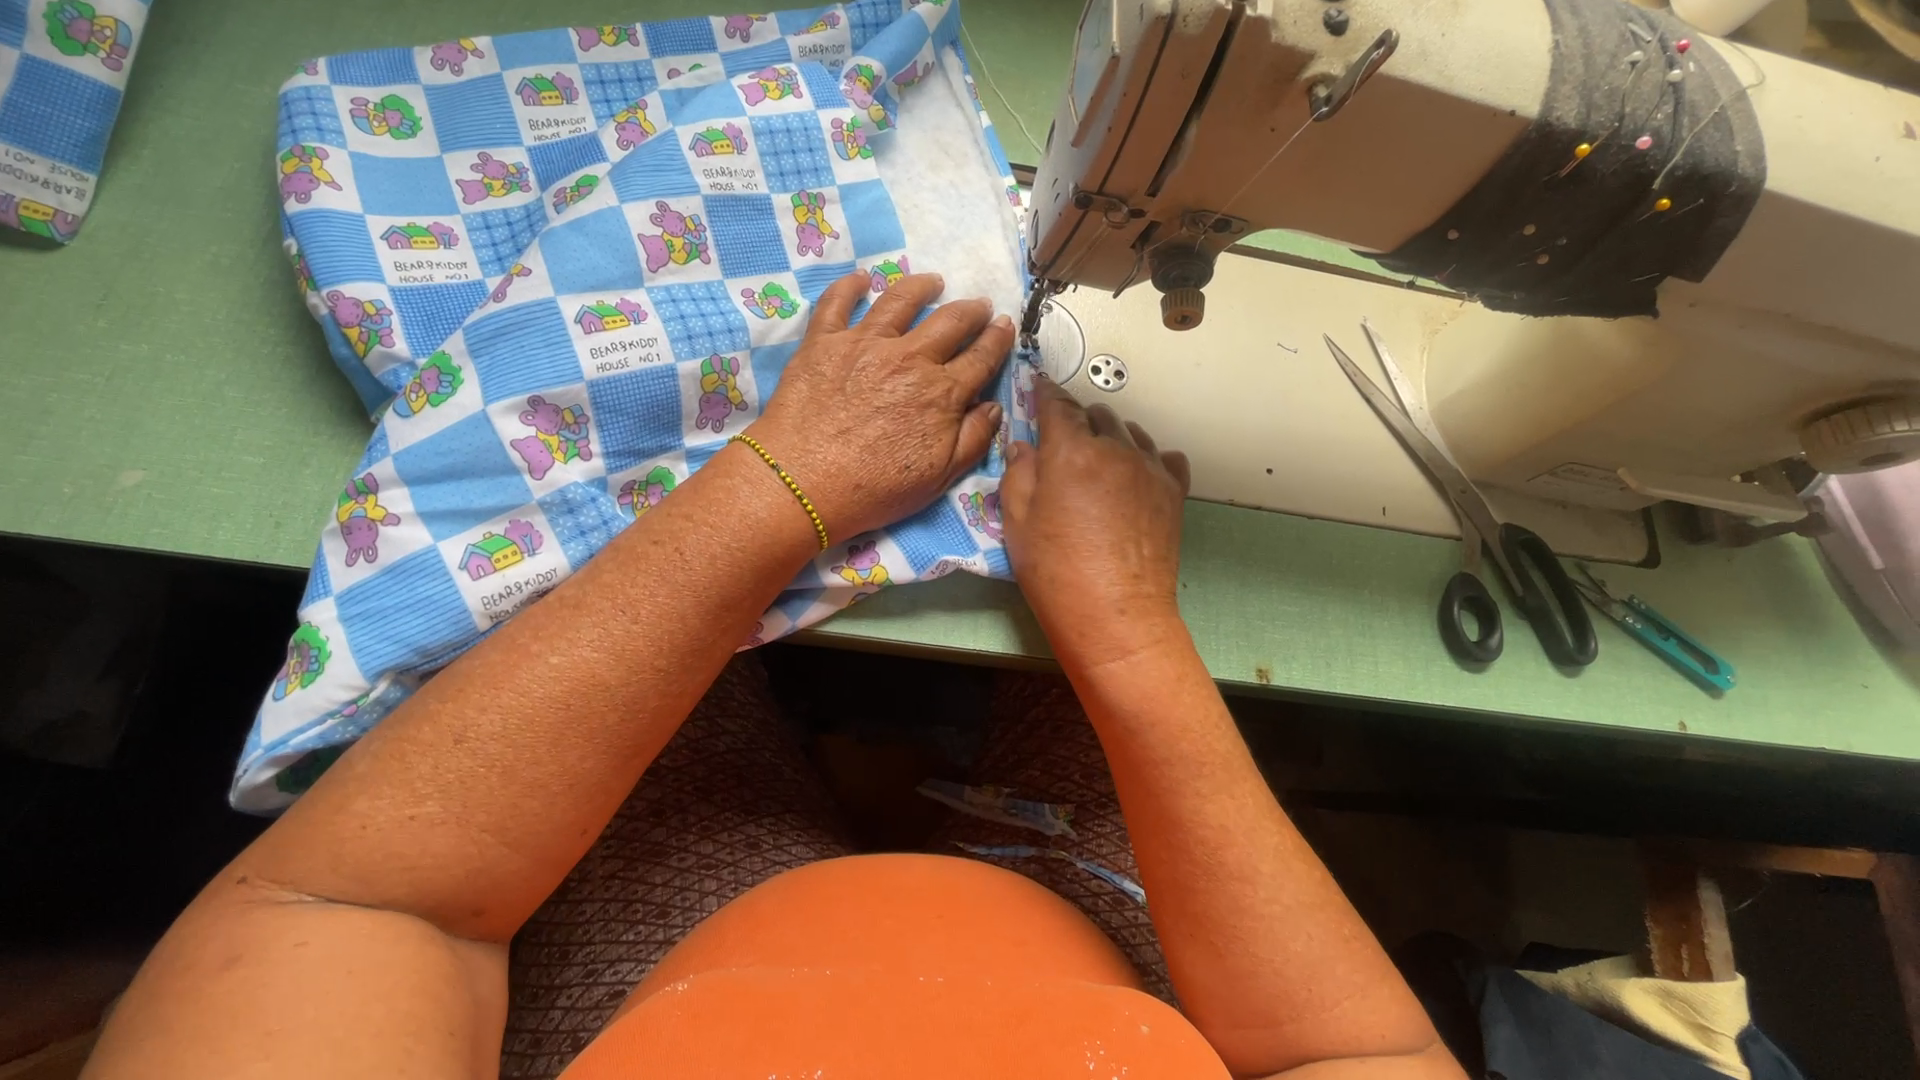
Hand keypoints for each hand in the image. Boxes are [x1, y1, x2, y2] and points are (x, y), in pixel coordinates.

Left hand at [748, 272, 1010, 540]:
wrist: (803, 484)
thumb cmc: (875, 489)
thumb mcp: (938, 478)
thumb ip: (973, 439)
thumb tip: (993, 406)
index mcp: (941, 393)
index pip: (980, 358)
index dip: (997, 339)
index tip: (1005, 325)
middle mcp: (909, 358)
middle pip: (949, 322)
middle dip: (971, 310)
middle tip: (980, 304)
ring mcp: (865, 344)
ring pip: (900, 300)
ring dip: (921, 287)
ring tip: (933, 282)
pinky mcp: (823, 342)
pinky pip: (838, 302)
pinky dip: (850, 286)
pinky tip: (861, 278)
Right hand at [1000, 377, 1191, 665]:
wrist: (1116, 614)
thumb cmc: (1055, 572)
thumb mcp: (1017, 522)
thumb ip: (1019, 473)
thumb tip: (1025, 446)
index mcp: (1071, 450)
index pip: (1057, 404)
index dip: (1045, 394)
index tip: (1039, 390)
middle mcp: (1115, 448)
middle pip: (1097, 413)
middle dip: (1078, 420)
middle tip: (1063, 444)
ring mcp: (1150, 468)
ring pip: (1130, 431)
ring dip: (1111, 437)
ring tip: (1098, 462)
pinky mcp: (1174, 491)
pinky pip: (1164, 457)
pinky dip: (1146, 458)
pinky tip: (1135, 476)